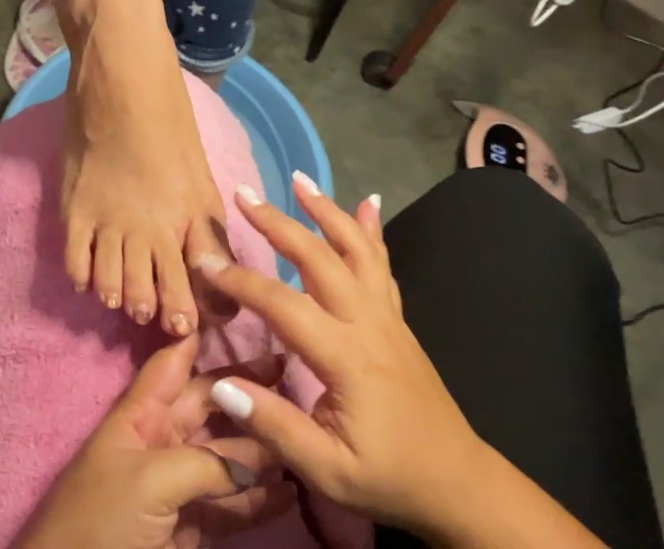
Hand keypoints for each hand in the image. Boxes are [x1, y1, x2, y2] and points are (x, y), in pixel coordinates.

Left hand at [13, 337, 293, 548]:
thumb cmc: (101, 518)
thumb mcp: (150, 478)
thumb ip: (207, 461)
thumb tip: (258, 456)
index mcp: (140, 417)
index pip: (173, 363)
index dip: (200, 336)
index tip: (238, 309)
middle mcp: (161, 442)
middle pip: (209, 405)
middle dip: (245, 388)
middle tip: (292, 368)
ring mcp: (176, 485)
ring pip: (226, 456)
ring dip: (262, 445)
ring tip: (304, 428)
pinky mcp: (190, 527)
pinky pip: (230, 505)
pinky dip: (259, 498)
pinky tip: (291, 488)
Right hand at [61, 0, 236, 335]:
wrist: (122, 80)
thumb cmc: (170, 120)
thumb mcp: (201, 175)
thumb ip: (206, 229)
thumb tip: (214, 272)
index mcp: (184, 222)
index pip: (192, 289)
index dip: (194, 316)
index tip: (193, 326)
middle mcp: (145, 231)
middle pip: (149, 296)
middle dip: (157, 315)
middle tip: (158, 317)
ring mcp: (105, 222)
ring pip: (111, 287)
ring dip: (121, 299)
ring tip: (126, 300)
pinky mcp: (72, 210)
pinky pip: (75, 264)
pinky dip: (84, 278)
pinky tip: (92, 277)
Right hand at [191, 178, 497, 540]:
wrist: (458, 484)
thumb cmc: (388, 478)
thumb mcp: (327, 469)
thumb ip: (274, 425)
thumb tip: (220, 384)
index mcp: (346, 357)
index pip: (284, 305)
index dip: (241, 281)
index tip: (205, 261)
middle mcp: (368, 324)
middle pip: (320, 259)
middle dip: (278, 223)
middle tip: (243, 194)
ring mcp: (387, 318)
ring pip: (356, 250)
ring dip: (326, 211)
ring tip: (300, 179)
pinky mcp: (397, 321)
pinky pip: (381, 266)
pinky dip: (371, 231)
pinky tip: (368, 204)